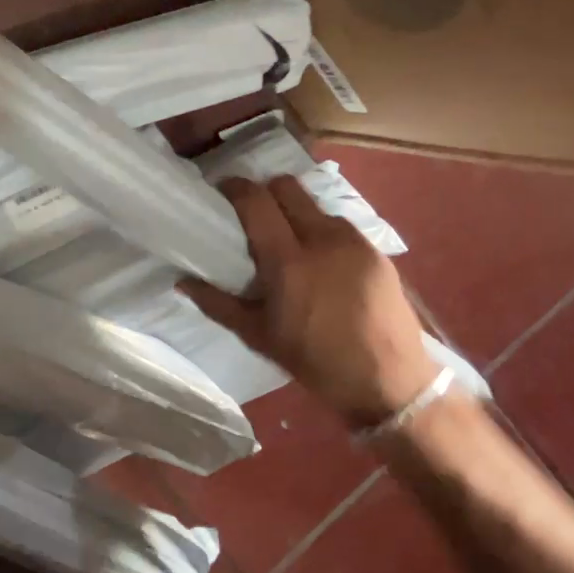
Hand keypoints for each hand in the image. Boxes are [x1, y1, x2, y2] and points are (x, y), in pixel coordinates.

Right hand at [180, 176, 439, 426]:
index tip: (222, 191)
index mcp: (287, 261)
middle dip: (266, 191)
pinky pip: (342, 227)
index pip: (256, 201)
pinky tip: (322, 258)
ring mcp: (355, 244)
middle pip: (287, 188)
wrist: (390, 384)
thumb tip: (182, 282)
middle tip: (254, 211)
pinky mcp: (378, 253)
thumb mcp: (258, 336)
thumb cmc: (314, 361)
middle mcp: (322, 241)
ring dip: (296, 212)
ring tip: (290, 238)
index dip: (236, 188)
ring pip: (316, 206)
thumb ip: (217, 303)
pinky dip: (323, 231)